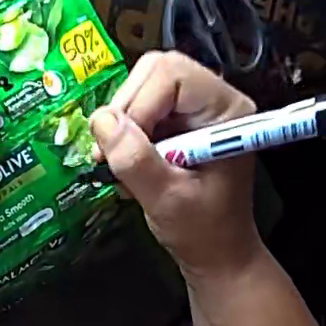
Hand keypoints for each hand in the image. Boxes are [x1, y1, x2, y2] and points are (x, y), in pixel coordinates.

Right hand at [89, 51, 261, 279]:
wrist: (215, 253)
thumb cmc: (201, 231)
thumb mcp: (166, 199)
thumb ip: (135, 160)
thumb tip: (101, 121)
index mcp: (224, 111)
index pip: (171, 75)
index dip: (138, 107)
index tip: (123, 150)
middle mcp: (212, 100)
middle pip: (154, 72)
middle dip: (124, 111)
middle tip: (111, 154)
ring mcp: (193, 111)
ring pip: (141, 88)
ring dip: (120, 125)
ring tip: (119, 165)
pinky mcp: (177, 124)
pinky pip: (138, 109)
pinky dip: (123, 135)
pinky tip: (127, 166)